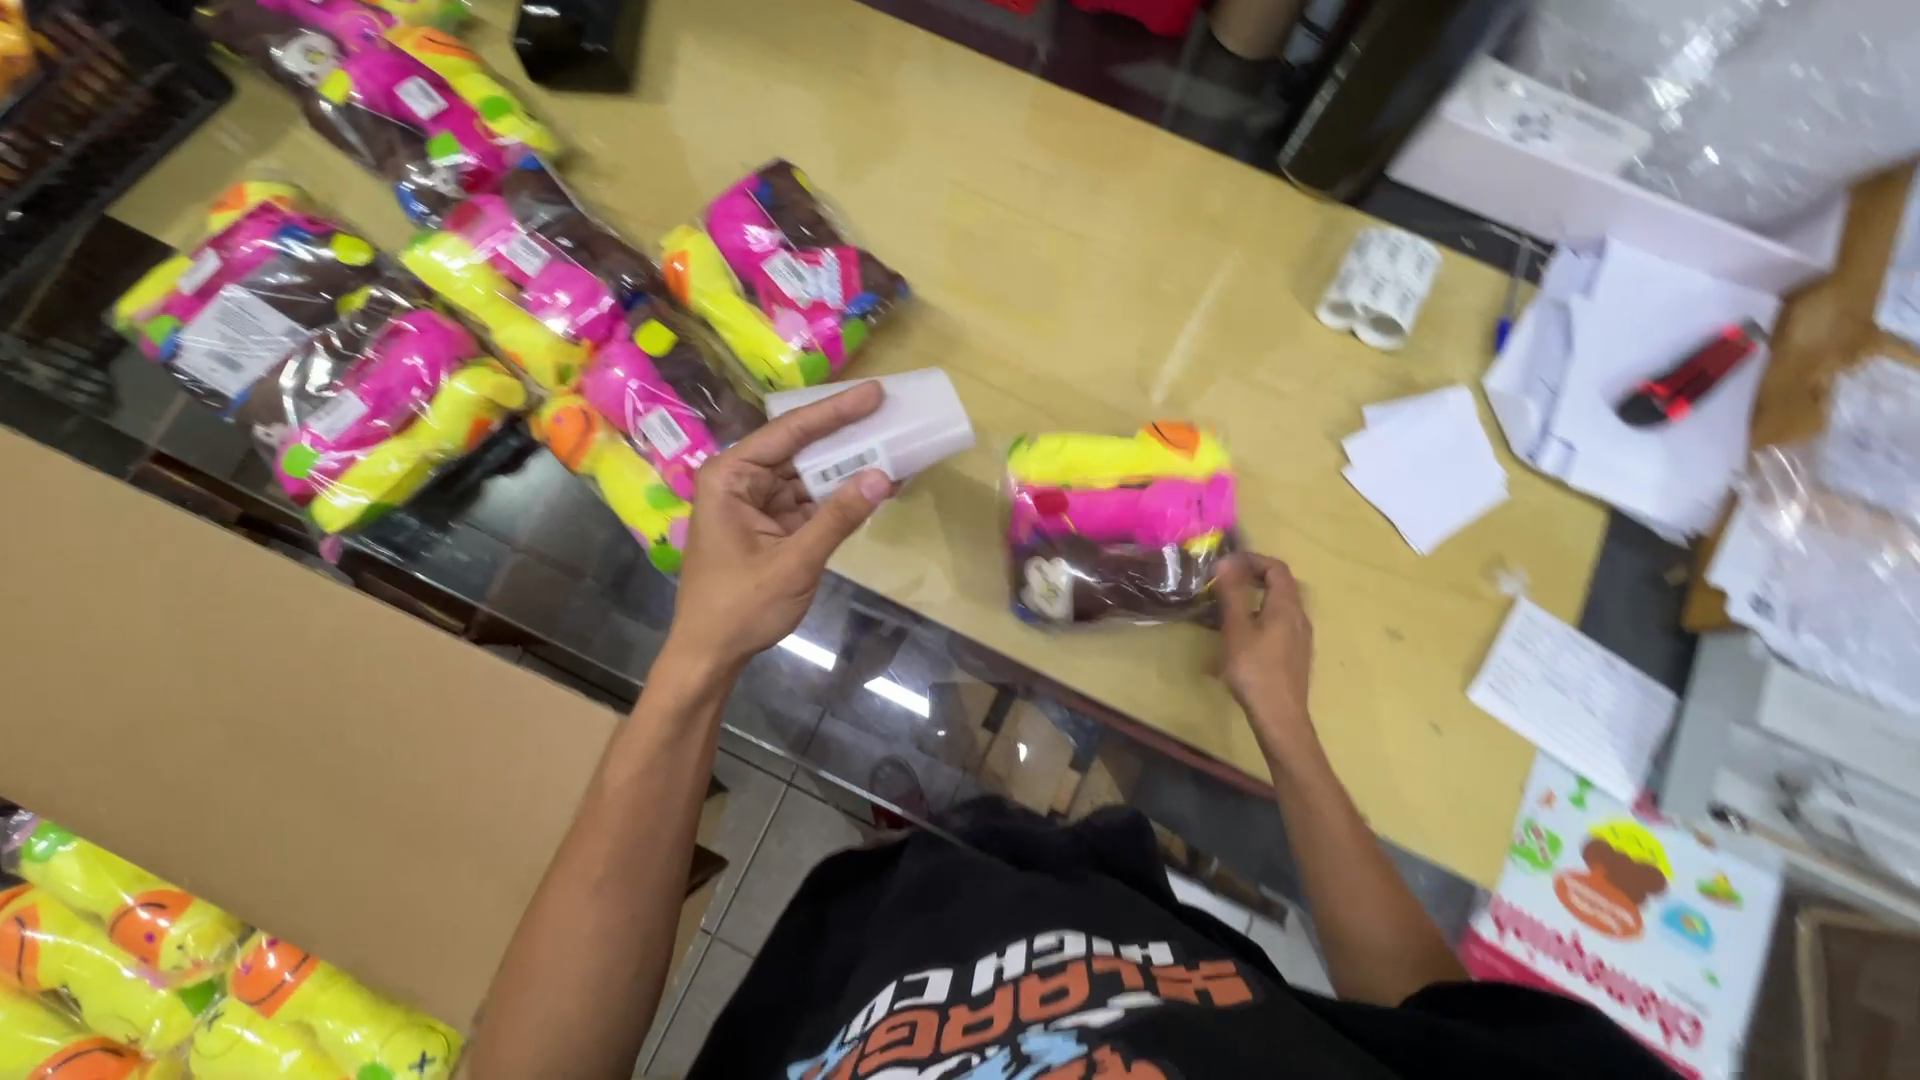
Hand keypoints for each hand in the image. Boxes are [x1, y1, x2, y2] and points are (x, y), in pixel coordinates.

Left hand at [665, 381, 893, 671]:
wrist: (712, 654)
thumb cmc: (740, 607)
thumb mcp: (794, 562)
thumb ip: (838, 518)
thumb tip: (884, 477)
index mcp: (731, 477)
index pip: (789, 432)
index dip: (835, 411)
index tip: (875, 393)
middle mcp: (742, 481)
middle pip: (801, 447)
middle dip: (846, 434)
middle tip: (890, 411)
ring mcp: (758, 503)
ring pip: (810, 474)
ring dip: (849, 466)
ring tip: (894, 444)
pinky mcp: (774, 526)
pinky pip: (813, 502)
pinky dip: (842, 497)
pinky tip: (877, 484)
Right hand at [1217, 553, 1317, 761]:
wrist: (1279, 716)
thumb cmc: (1255, 670)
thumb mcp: (1237, 629)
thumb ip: (1233, 593)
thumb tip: (1227, 560)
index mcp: (1287, 607)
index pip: (1277, 568)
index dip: (1253, 559)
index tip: (1227, 563)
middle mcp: (1300, 617)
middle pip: (1282, 585)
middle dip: (1254, 576)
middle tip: (1226, 580)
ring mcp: (1301, 637)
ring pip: (1281, 605)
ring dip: (1257, 596)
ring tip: (1229, 606)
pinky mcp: (1295, 653)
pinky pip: (1280, 622)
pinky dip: (1261, 615)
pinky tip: (1242, 634)